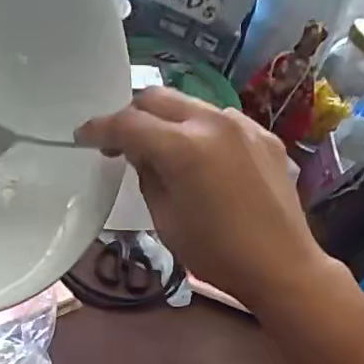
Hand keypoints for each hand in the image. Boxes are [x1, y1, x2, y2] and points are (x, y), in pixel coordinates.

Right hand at [76, 88, 337, 308]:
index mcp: (183, 147)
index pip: (128, 124)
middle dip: (132, 115)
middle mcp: (213, 122)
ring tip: (161, 151)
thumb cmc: (216, 254)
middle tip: (118, 142)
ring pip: (191, 105)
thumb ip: (148, 177)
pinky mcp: (264, 136)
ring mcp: (243, 124)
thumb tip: (141, 154)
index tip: (83, 137)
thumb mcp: (166, 221)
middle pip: (158, 98)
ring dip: (168, 122)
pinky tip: (200, 160)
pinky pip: (221, 122)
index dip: (100, 129)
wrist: (280, 265)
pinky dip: (200, 133)